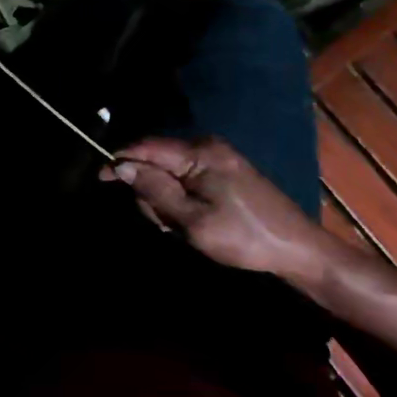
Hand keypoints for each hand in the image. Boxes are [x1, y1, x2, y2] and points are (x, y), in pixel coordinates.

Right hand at [101, 136, 317, 275]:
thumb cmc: (243, 236)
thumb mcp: (192, 220)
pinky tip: (192, 223)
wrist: (297, 249)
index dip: (120, 160)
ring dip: (166, 202)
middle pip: (156, 161)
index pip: (147, 147)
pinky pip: (185, 180)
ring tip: (183, 229)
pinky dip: (180, 201)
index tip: (99, 178)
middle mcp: (206, 147)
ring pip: (169, 174)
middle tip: (167, 225)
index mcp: (200, 154)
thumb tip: (122, 165)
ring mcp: (216, 158)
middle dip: (150, 193)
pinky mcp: (223, 172)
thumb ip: (155, 190)